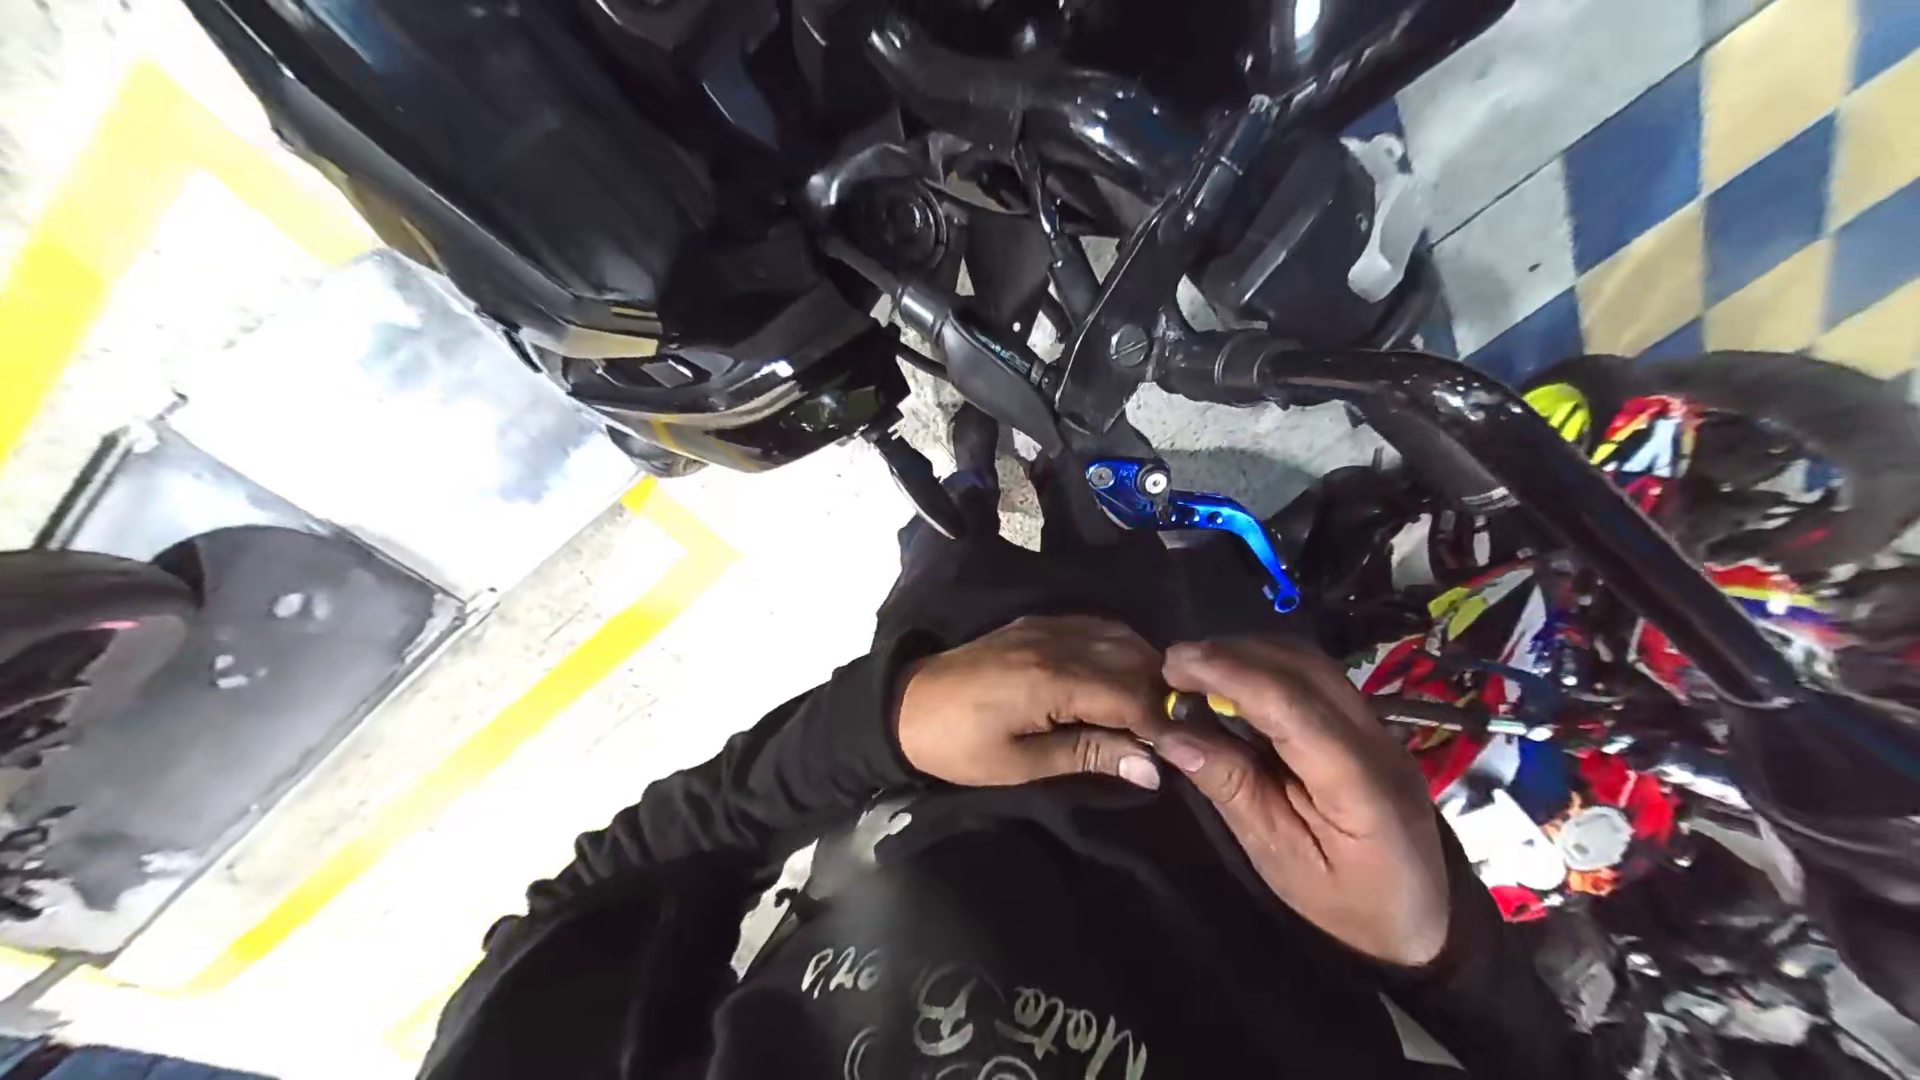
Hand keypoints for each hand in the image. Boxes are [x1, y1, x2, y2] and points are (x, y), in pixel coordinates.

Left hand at [897, 615, 1165, 789]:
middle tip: (1171, 731)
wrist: (904, 706)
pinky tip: (1120, 672)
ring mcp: (1045, 626)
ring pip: (1118, 635)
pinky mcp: (1034, 622)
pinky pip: (1092, 625)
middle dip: (1161, 693)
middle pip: (1133, 657)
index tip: (1181, 749)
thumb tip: (1154, 769)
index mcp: (1052, 680)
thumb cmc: (959, 746)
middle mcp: (1056, 642)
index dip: (1163, 722)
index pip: (1132, 694)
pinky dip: (1118, 646)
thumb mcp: (1021, 764)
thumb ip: (1088, 755)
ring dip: (1143, 667)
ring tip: (1150, 706)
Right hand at [1151, 638, 1448, 965]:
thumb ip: (1231, 789)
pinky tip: (1231, 676)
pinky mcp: (1365, 722)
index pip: (1292, 707)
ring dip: (1247, 651)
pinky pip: (1313, 674)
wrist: (1420, 920)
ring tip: (1195, 666)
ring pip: (1310, 662)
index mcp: (1361, 787)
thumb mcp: (1279, 858)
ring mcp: (1377, 727)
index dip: (1230, 675)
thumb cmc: (1345, 903)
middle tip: (1173, 663)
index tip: (1173, 664)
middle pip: (1302, 669)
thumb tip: (1172, 735)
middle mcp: (1377, 742)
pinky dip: (1264, 663)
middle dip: (1231, 653)